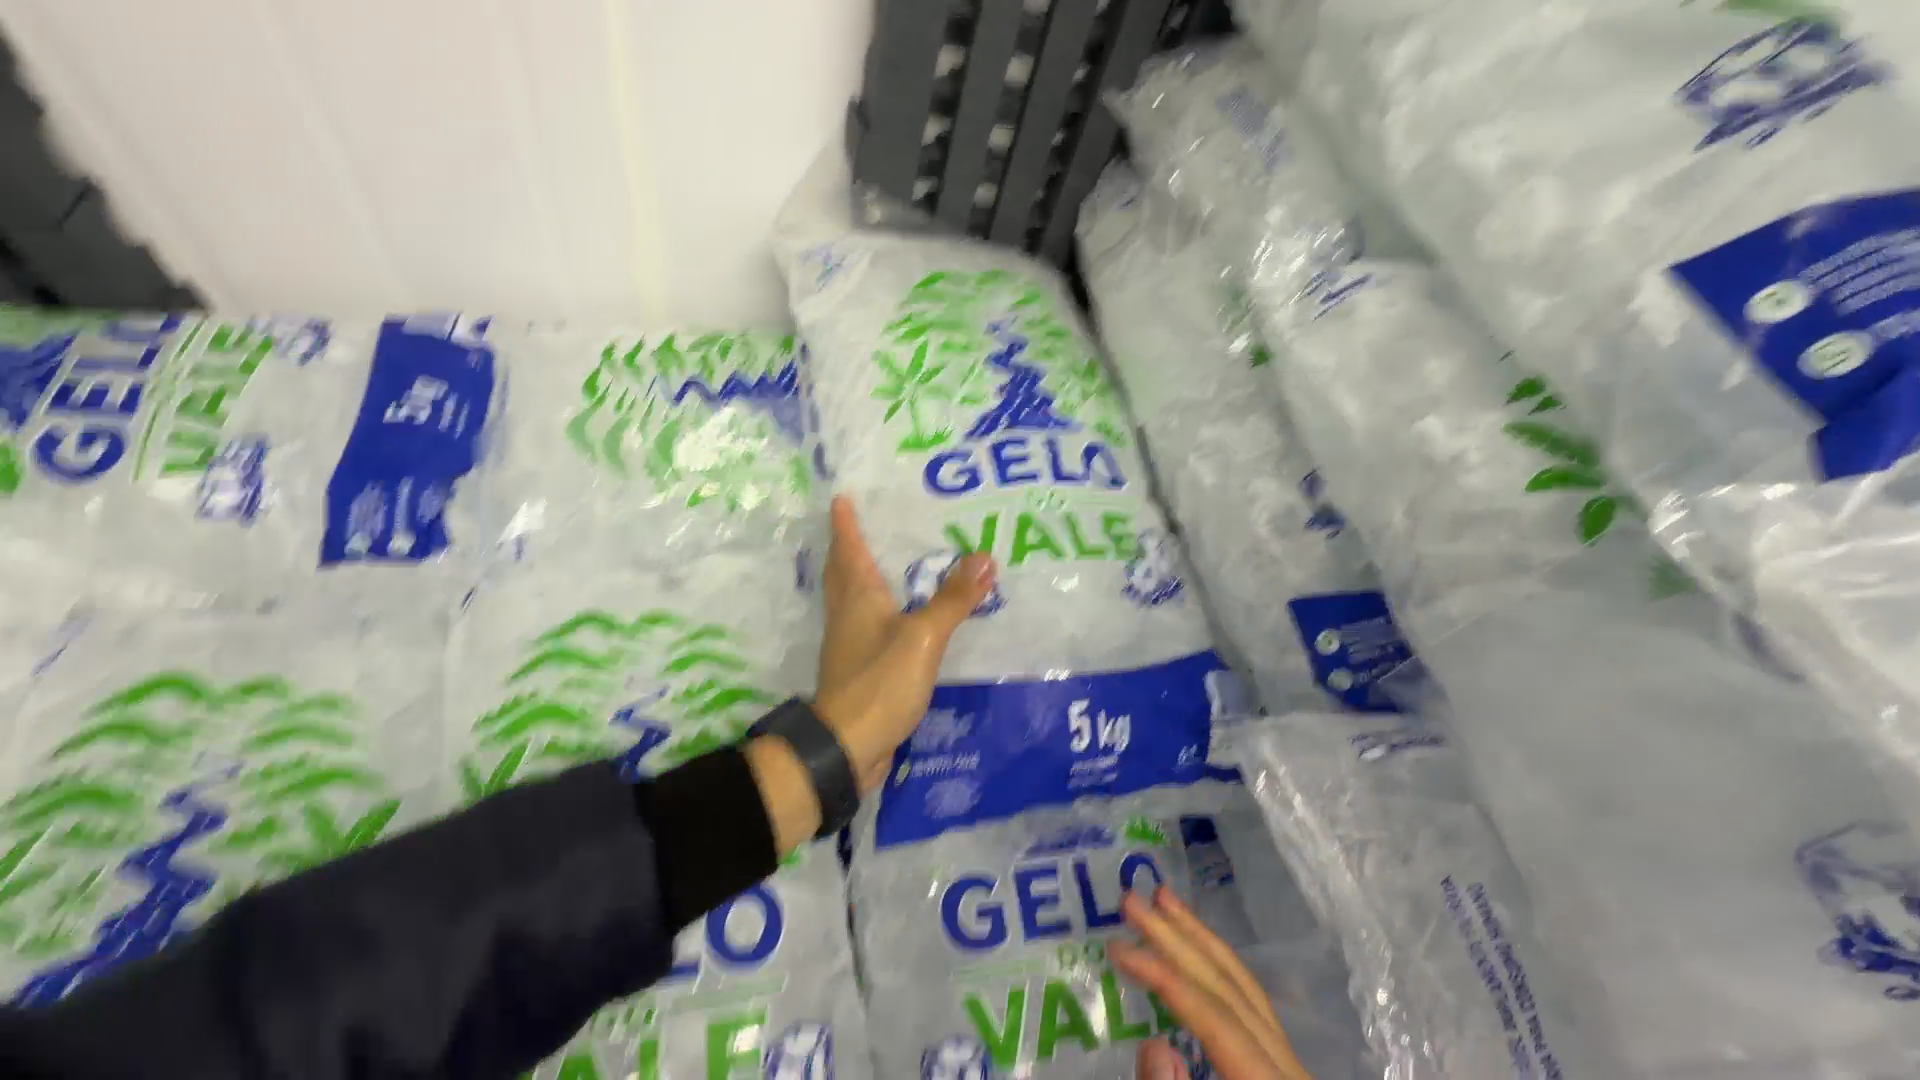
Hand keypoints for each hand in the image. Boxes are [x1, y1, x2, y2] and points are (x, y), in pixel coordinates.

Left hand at [815, 494, 995, 790]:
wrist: (848, 745)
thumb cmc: (880, 682)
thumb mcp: (924, 636)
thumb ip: (953, 599)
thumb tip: (984, 557)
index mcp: (858, 598)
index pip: (849, 550)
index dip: (846, 524)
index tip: (841, 498)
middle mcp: (848, 615)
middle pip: (842, 573)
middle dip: (847, 548)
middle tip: (857, 525)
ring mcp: (849, 645)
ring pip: (849, 600)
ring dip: (857, 578)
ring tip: (878, 564)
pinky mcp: (858, 671)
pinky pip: (864, 628)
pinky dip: (873, 612)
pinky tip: (893, 620)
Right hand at [1112, 887, 1315, 1079]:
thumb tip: (1153, 1043)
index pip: (1214, 1017)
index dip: (1164, 977)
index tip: (1117, 947)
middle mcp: (1291, 1066)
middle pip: (1233, 989)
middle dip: (1179, 939)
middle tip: (1131, 899)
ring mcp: (1290, 1066)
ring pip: (1247, 991)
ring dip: (1199, 942)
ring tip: (1163, 899)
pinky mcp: (1280, 1070)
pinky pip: (1248, 1008)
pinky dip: (1216, 972)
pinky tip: (1190, 954)